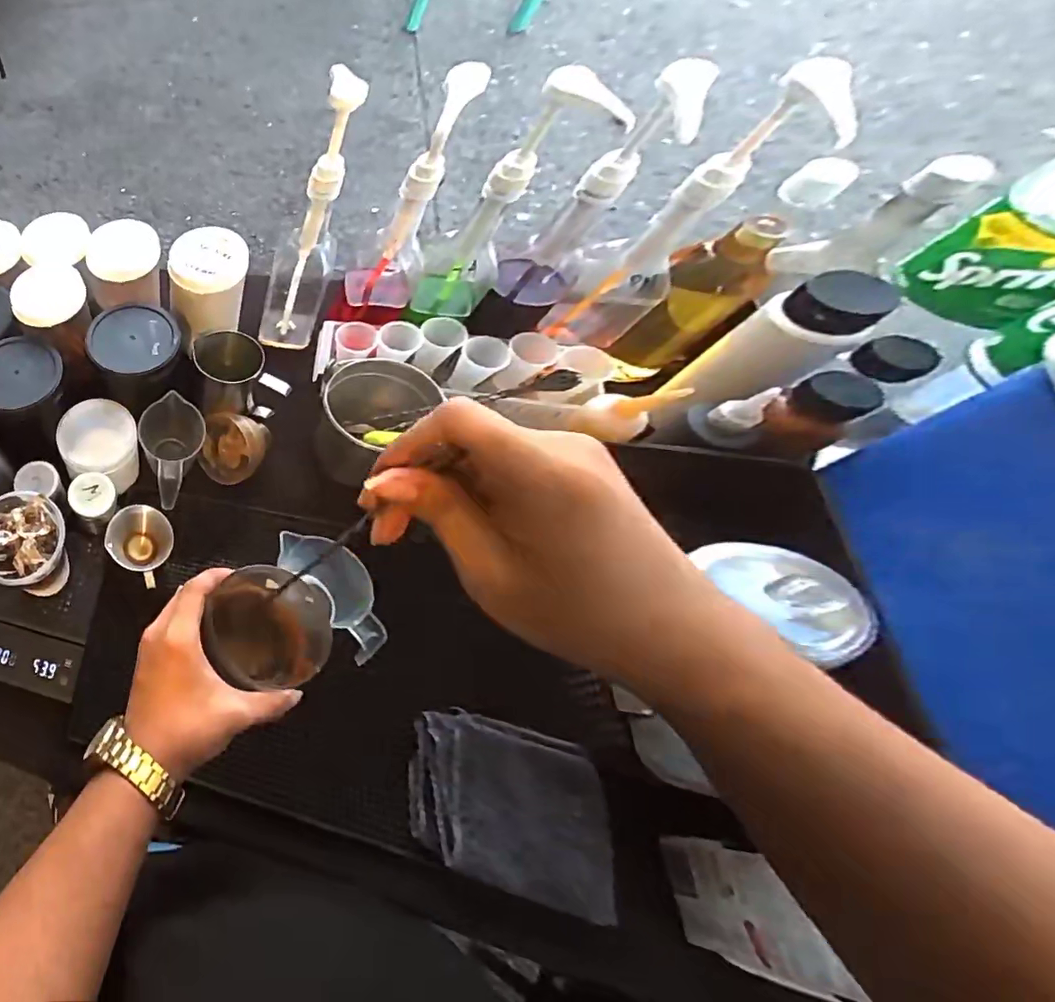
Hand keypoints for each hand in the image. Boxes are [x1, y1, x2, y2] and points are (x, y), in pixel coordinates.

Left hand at [123, 568, 302, 775]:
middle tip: (234, 592)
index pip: (192, 590)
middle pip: (179, 595)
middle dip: (204, 587)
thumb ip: (268, 702)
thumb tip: (295, 695)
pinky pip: (164, 625)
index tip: (235, 575)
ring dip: (191, 603)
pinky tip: (202, 634)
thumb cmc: (186, 729)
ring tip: (221, 608)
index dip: (213, 576)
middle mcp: (157, 634)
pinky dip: (181, 618)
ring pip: (169, 610)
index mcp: (177, 636)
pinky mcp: (144, 660)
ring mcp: (147, 647)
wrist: (145, 758)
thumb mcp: (233, 714)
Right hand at [356, 398, 782, 697]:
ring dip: (440, 485)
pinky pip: (507, 461)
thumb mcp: (488, 570)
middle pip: (463, 437)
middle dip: (415, 476)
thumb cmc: (576, 614)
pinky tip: (461, 522)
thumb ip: (436, 511)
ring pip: (480, 450)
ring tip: (415, 532)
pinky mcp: (579, 465)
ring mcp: (574, 451)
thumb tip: (383, 480)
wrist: (677, 636)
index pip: (454, 418)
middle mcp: (559, 443)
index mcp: (540, 467)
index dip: (404, 445)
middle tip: (386, 530)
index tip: (377, 492)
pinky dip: (473, 487)